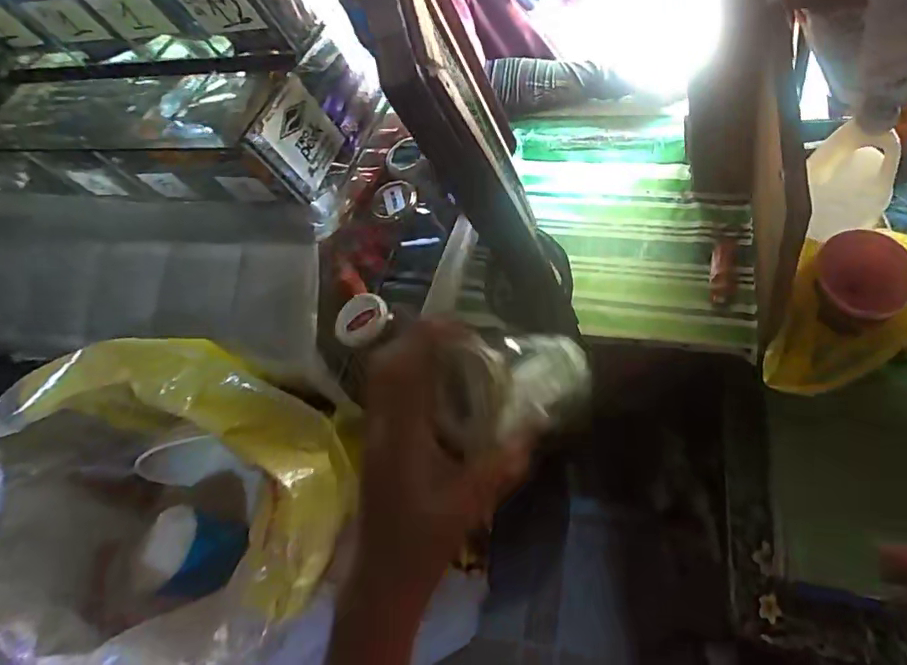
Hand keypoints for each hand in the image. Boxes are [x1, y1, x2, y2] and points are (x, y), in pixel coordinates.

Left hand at [332, 321, 533, 664]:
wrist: (380, 579)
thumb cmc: (422, 542)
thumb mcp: (467, 505)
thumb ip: (500, 466)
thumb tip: (533, 430)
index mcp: (401, 434)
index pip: (407, 368)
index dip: (429, 338)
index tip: (461, 327)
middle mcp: (381, 424)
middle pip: (386, 363)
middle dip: (418, 337)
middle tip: (458, 334)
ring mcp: (372, 431)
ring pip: (381, 374)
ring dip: (410, 351)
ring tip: (447, 349)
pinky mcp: (374, 440)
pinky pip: (384, 390)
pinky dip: (405, 372)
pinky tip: (433, 383)